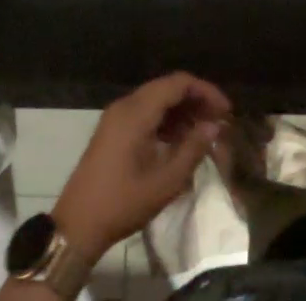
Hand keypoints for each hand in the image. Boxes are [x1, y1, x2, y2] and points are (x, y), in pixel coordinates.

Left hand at [51, 73, 231, 260]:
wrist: (78, 223)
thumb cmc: (123, 202)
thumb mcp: (166, 181)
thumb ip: (193, 149)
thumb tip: (214, 126)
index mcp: (136, 112)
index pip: (178, 83)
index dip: (206, 91)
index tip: (227, 111)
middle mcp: (125, 106)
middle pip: (167, 88)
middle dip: (196, 101)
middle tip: (219, 122)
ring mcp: (116, 117)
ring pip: (155, 100)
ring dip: (181, 111)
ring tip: (205, 133)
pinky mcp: (113, 130)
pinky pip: (144, 113)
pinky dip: (165, 121)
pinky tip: (181, 141)